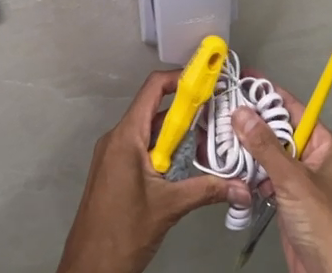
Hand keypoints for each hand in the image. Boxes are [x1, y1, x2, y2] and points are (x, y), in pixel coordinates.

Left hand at [56, 70, 246, 272]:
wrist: (88, 271)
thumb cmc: (123, 233)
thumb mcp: (169, 207)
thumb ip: (207, 190)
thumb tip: (243, 188)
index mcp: (126, 136)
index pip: (153, 88)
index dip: (181, 79)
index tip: (209, 82)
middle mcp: (117, 138)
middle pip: (155, 109)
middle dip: (187, 111)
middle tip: (218, 118)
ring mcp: (113, 155)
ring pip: (149, 131)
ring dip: (177, 134)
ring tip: (208, 143)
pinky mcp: (113, 171)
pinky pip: (141, 148)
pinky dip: (164, 150)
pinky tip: (185, 164)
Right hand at [233, 89, 331, 272]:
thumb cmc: (327, 224)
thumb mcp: (294, 179)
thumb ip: (266, 147)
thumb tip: (243, 115)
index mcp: (325, 145)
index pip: (294, 110)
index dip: (270, 95)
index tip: (246, 81)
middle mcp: (314, 159)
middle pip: (279, 133)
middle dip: (254, 124)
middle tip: (225, 111)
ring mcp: (301, 182)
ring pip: (270, 157)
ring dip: (249, 151)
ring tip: (222, 138)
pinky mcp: (288, 203)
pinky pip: (266, 179)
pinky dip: (251, 175)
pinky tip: (233, 170)